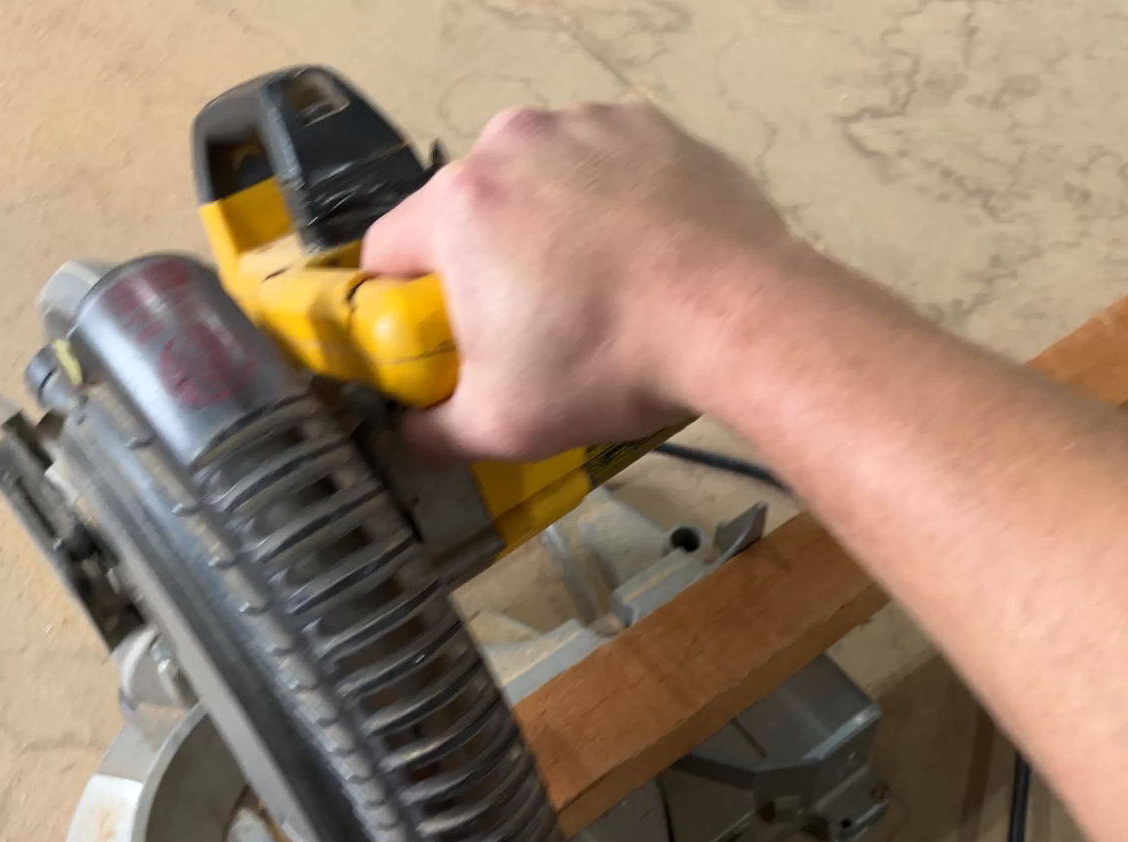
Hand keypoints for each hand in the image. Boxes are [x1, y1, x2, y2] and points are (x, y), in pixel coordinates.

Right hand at [363, 102, 808, 459]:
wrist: (739, 319)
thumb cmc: (611, 366)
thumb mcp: (505, 425)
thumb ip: (436, 431)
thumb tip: (412, 430)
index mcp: (459, 207)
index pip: (388, 253)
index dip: (405, 304)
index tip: (446, 338)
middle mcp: (512, 144)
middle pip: (467, 213)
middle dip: (486, 265)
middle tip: (536, 322)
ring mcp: (588, 125)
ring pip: (537, 184)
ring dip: (548, 228)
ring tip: (600, 288)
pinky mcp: (650, 127)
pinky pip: (603, 167)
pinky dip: (609, 203)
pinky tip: (643, 252)